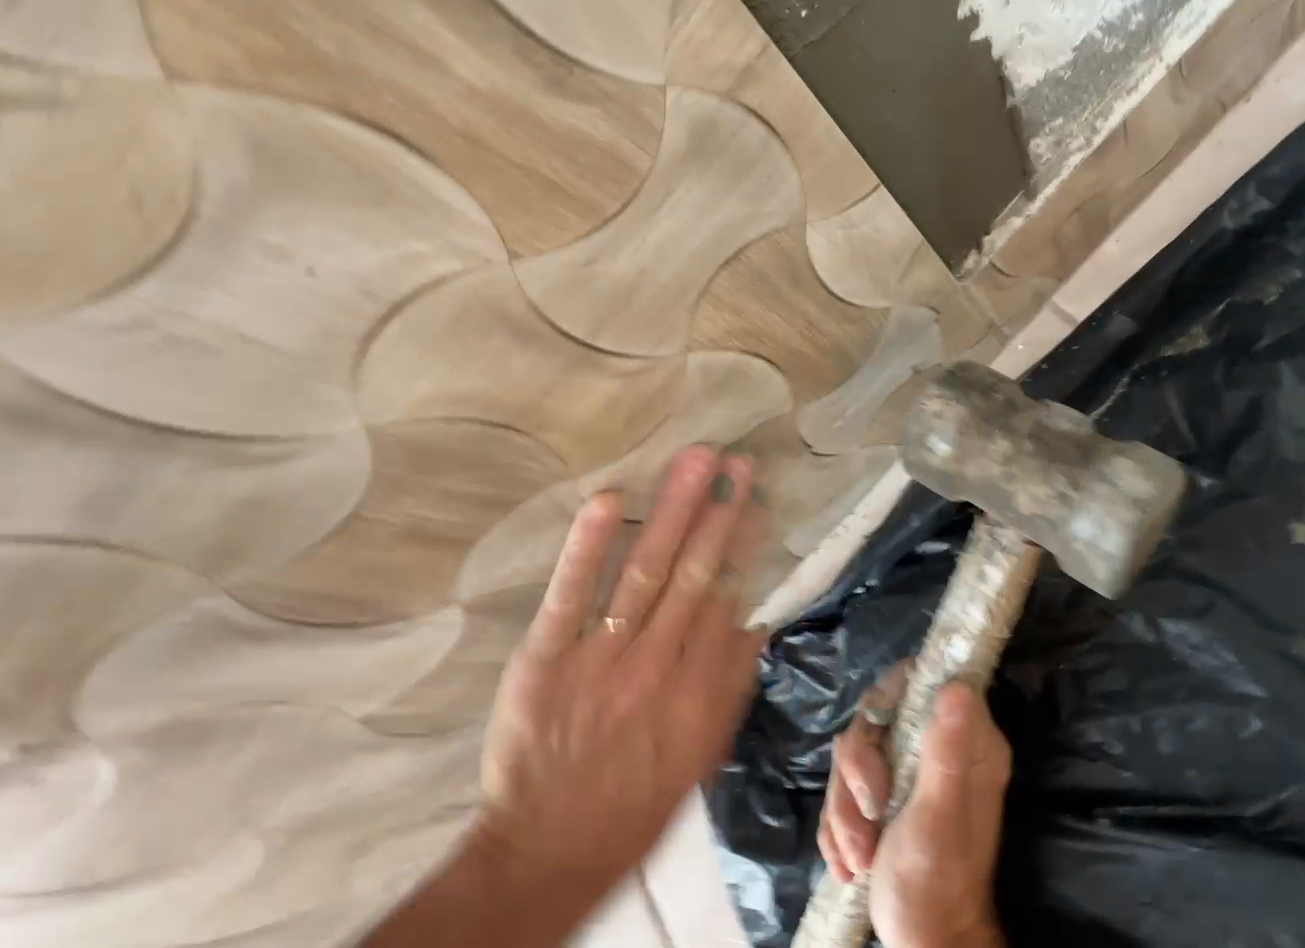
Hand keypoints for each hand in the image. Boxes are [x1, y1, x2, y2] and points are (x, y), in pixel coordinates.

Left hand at [477, 445, 765, 885]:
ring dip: (673, 512)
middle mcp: (660, 664)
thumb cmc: (639, 797)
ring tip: (696, 461)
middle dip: (718, 512)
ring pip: (646, 571)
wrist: (554, 844)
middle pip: (695, 574)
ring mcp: (603, 658)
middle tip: (735, 462)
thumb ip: (732, 682)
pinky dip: (590, 546)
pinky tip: (611, 500)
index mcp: (701, 687)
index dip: (745, 544)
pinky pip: (572, 593)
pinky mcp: (547, 658)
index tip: (757, 500)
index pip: (728, 597)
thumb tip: (757, 619)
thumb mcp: (706, 748)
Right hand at [819, 667, 1010, 947]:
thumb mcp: (937, 815)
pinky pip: (844, 792)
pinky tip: (851, 864)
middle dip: (857, 775)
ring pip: (853, 759)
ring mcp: (909, 774)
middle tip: (868, 816)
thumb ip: (945, 751)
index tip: (872, 741)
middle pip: (876, 720)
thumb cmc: (936, 883)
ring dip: (845, 811)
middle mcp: (940, 748)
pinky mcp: (884, 799)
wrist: (921, 942)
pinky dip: (840, 828)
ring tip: (860, 856)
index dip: (889, 699)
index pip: (923, 681)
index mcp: (967, 742)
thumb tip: (957, 686)